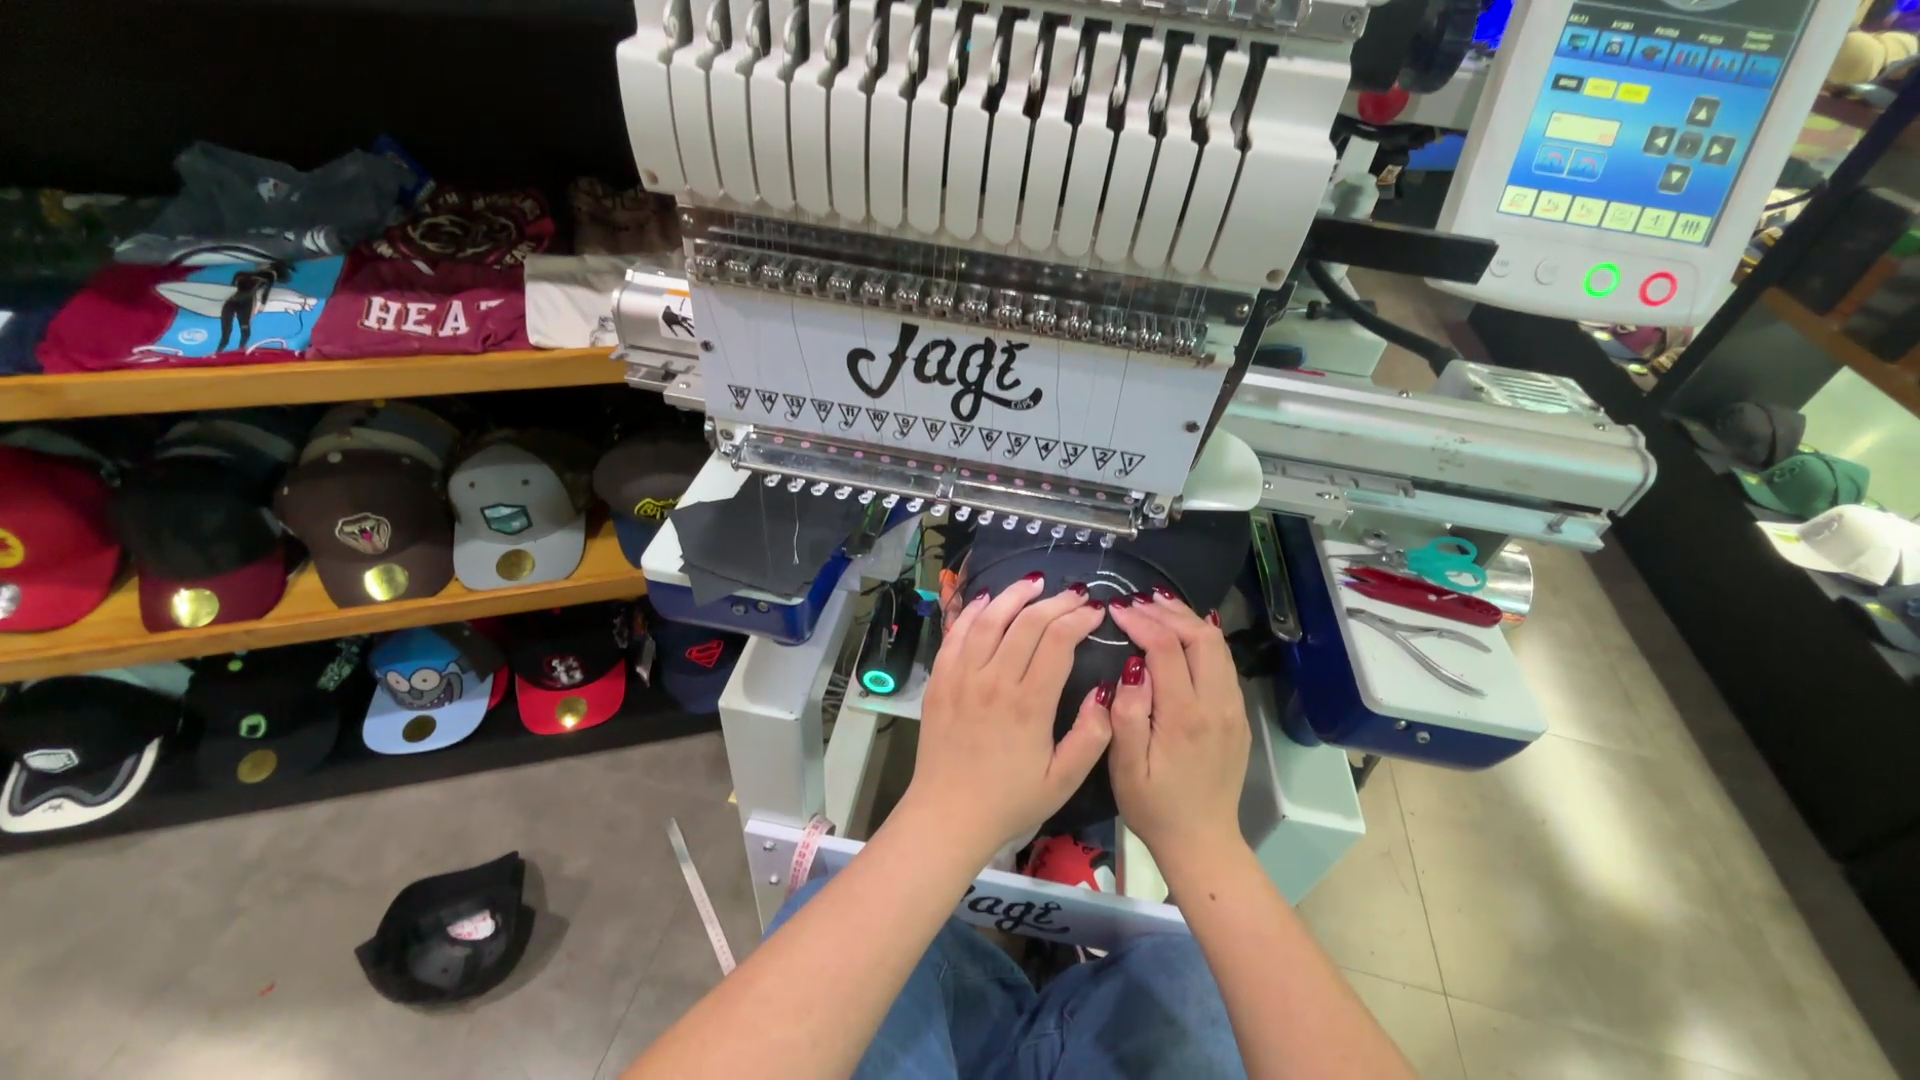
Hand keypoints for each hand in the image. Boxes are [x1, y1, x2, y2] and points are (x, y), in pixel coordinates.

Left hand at [900, 575, 1109, 858]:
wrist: (948, 815)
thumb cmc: (1010, 801)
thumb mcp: (1063, 781)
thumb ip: (1091, 736)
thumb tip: (1107, 692)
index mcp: (1029, 703)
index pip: (1058, 640)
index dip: (1080, 619)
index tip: (1096, 612)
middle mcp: (994, 681)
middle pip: (1027, 622)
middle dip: (1057, 602)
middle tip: (1076, 595)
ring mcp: (962, 677)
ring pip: (989, 619)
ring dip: (1014, 596)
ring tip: (1035, 584)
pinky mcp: (939, 681)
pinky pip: (956, 635)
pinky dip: (972, 612)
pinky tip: (986, 601)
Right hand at [1098, 592, 1251, 859]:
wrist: (1202, 840)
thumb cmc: (1153, 806)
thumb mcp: (1124, 767)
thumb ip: (1127, 714)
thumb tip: (1132, 667)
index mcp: (1185, 716)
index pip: (1166, 647)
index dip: (1141, 621)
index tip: (1115, 609)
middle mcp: (1216, 705)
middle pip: (1201, 637)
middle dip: (1168, 612)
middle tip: (1138, 601)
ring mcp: (1233, 710)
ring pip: (1218, 647)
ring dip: (1189, 621)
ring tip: (1159, 607)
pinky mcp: (1238, 717)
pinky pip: (1224, 664)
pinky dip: (1203, 640)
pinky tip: (1185, 635)